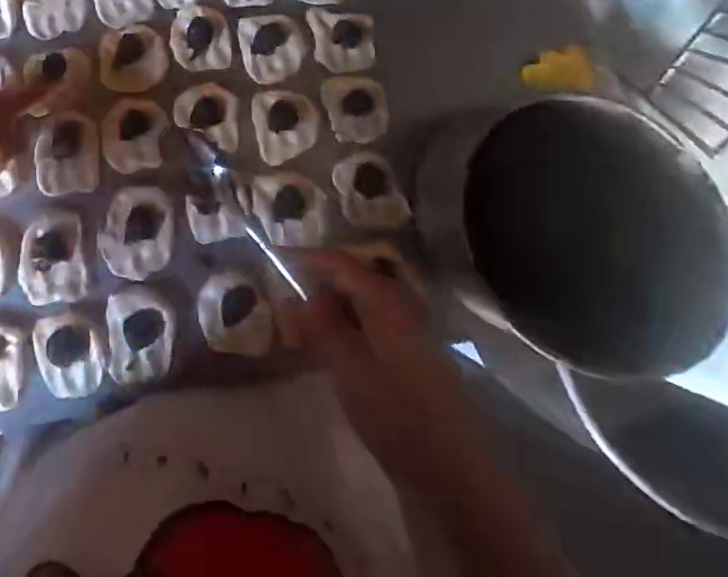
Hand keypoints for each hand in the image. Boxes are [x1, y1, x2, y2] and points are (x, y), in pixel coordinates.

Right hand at [281, 249, 470, 473]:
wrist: (453, 470)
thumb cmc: (395, 412)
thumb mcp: (346, 366)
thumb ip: (319, 325)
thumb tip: (296, 296)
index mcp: (385, 298)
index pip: (340, 262)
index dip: (306, 258)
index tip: (274, 259)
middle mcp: (403, 303)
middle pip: (355, 276)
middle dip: (320, 283)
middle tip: (289, 301)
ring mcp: (413, 329)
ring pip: (365, 300)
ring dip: (334, 305)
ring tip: (305, 326)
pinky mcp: (415, 355)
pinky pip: (375, 321)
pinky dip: (350, 323)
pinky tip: (334, 346)